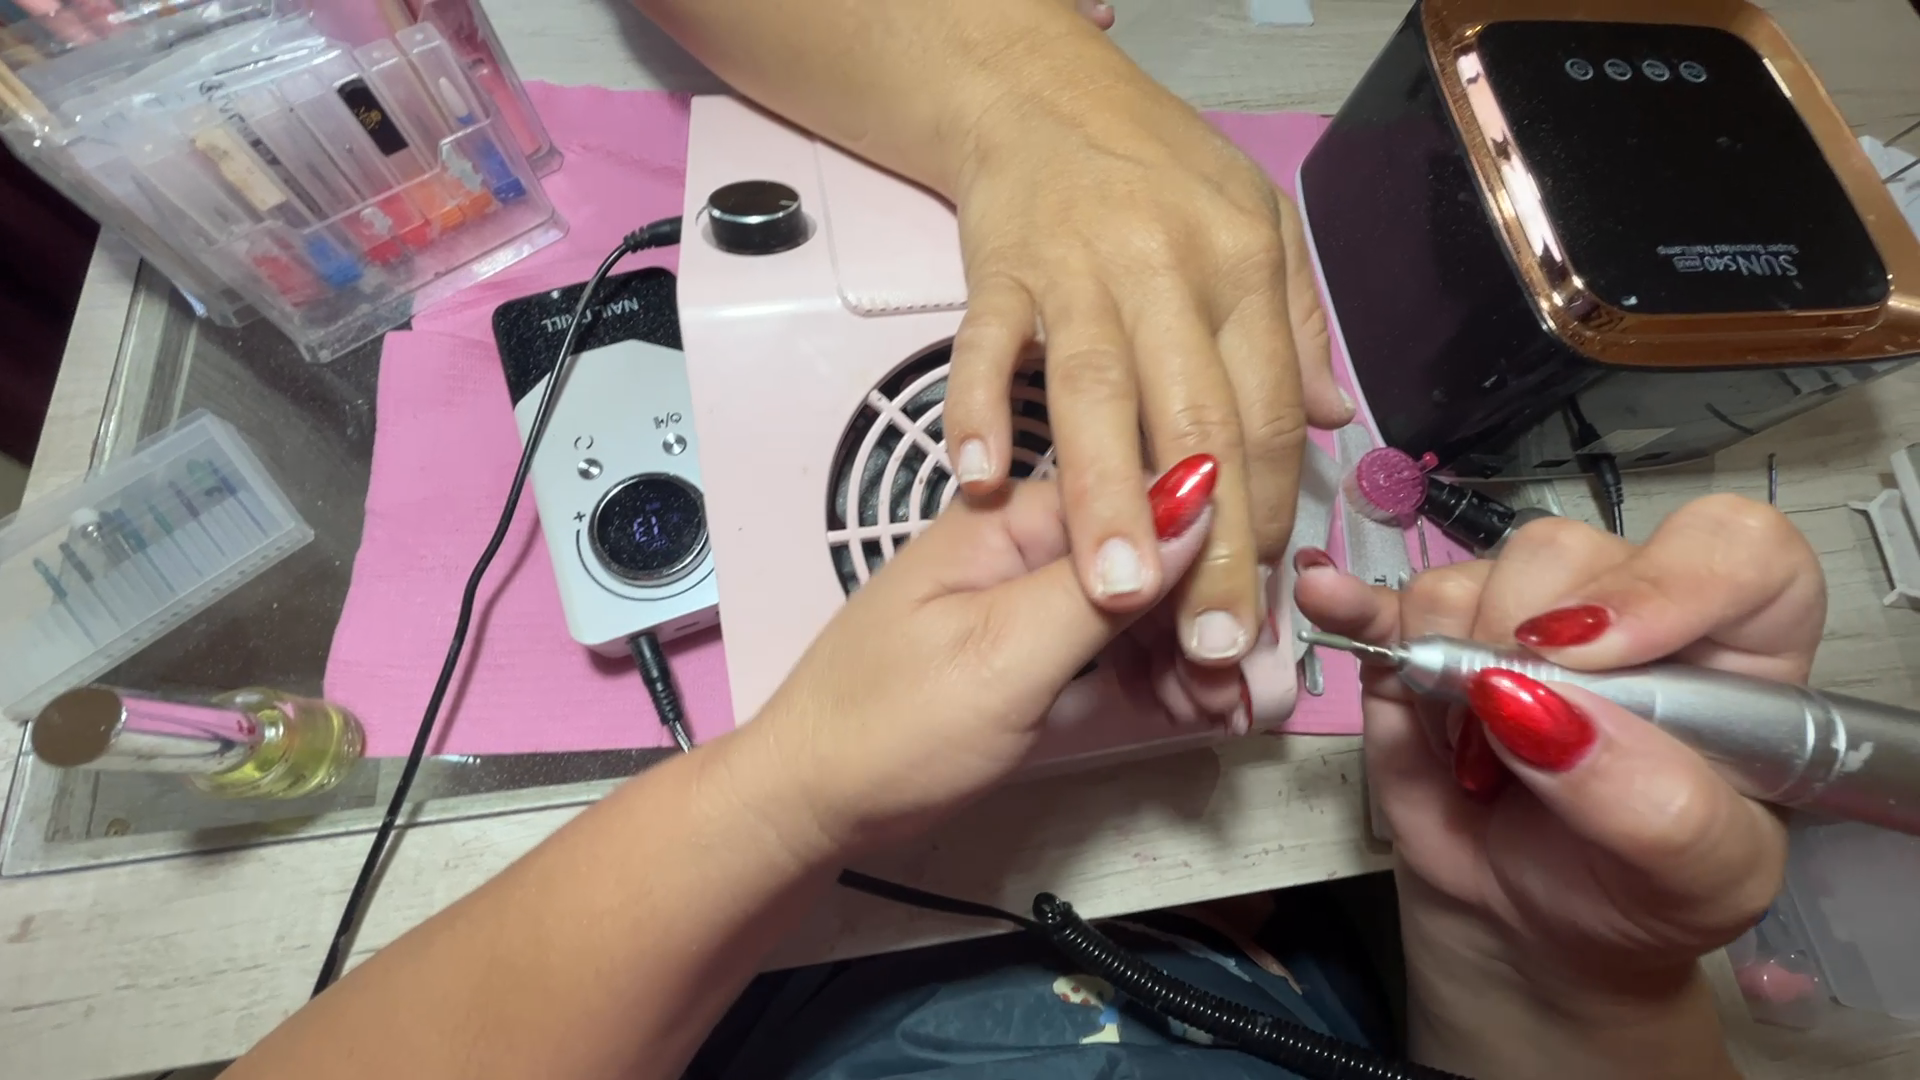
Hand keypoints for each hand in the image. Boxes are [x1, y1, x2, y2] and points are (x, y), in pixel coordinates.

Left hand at [748, 456, 1218, 855]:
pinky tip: (1180, 706)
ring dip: (1184, 653)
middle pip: (1145, 558)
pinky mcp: (1032, 648)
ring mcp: (1029, 599)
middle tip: (1239, 688)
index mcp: (1009, 518)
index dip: (1203, 559)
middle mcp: (1025, 545)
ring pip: (1136, 607)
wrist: (818, 799)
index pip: (1135, 504)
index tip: (1245, 627)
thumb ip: (1097, 588)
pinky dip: (1149, 675)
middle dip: (1200, 619)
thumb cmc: (895, 724)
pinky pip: (1108, 645)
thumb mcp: (1002, 654)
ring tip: (1217, 709)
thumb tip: (1197, 499)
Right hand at [940, 30, 1350, 686]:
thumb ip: (1294, 329)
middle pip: (1196, 423)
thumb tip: (1335, 421)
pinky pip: (987, 346)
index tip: (1257, 604)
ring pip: (1097, 394)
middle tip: (1207, 646)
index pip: (1268, 416)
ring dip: (1106, 496)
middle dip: (1206, 543)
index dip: (1269, 516)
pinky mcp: (996, 273)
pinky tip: (981, 482)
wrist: (1043, 100)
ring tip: (1114, 594)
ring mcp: (1075, 272)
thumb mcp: (1256, 228)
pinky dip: (980, 410)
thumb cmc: (1156, 172)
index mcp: (1242, 270)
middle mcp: (1168, 273)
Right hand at [1294, 496, 1818, 1063]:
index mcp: (1720, 650)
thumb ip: (1643, 796)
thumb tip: (1520, 699)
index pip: (1729, 551)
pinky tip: (1323, 594)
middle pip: (1562, 552)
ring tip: (1465, 748)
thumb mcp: (1694, 873)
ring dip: (1444, 661)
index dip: (1659, 583)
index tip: (1583, 657)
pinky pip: (1376, 602)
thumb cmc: (1630, 889)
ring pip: (1458, 581)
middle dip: (1522, 634)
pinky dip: (1349, 601)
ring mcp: (1497, 622)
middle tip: (1508, 725)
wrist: (1523, 911)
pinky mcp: (1413, 643)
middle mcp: (1606, 613)